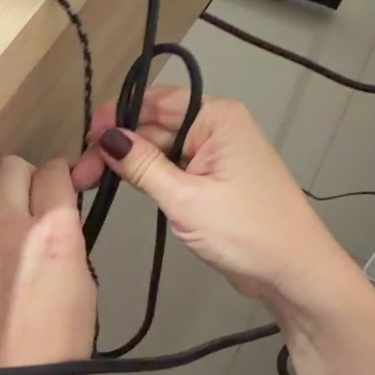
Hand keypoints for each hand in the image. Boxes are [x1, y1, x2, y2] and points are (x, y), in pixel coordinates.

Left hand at [0, 156, 97, 374]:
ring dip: (5, 202)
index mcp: (51, 231)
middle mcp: (8, 226)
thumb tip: (60, 222)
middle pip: (8, 165)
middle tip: (40, 200)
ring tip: (20, 235)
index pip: (54, 171)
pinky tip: (3, 262)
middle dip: (27, 174)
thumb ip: (69, 242)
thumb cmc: (61, 348)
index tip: (69, 189)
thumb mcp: (86, 287)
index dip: (64, 176)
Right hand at [71, 87, 362, 319]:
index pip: (156, 101)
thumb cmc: (246, 232)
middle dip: (117, 146)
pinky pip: (173, 168)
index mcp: (217, 117)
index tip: (85, 141)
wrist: (294, 273)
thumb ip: (143, 166)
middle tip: (79, 176)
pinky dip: (149, 177)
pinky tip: (122, 187)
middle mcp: (217, 127)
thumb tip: (106, 136)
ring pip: (161, 148)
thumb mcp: (186, 199)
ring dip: (129, 164)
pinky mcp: (213, 180)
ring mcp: (216, 154)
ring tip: (90, 183)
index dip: (117, 116)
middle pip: (155, 125)